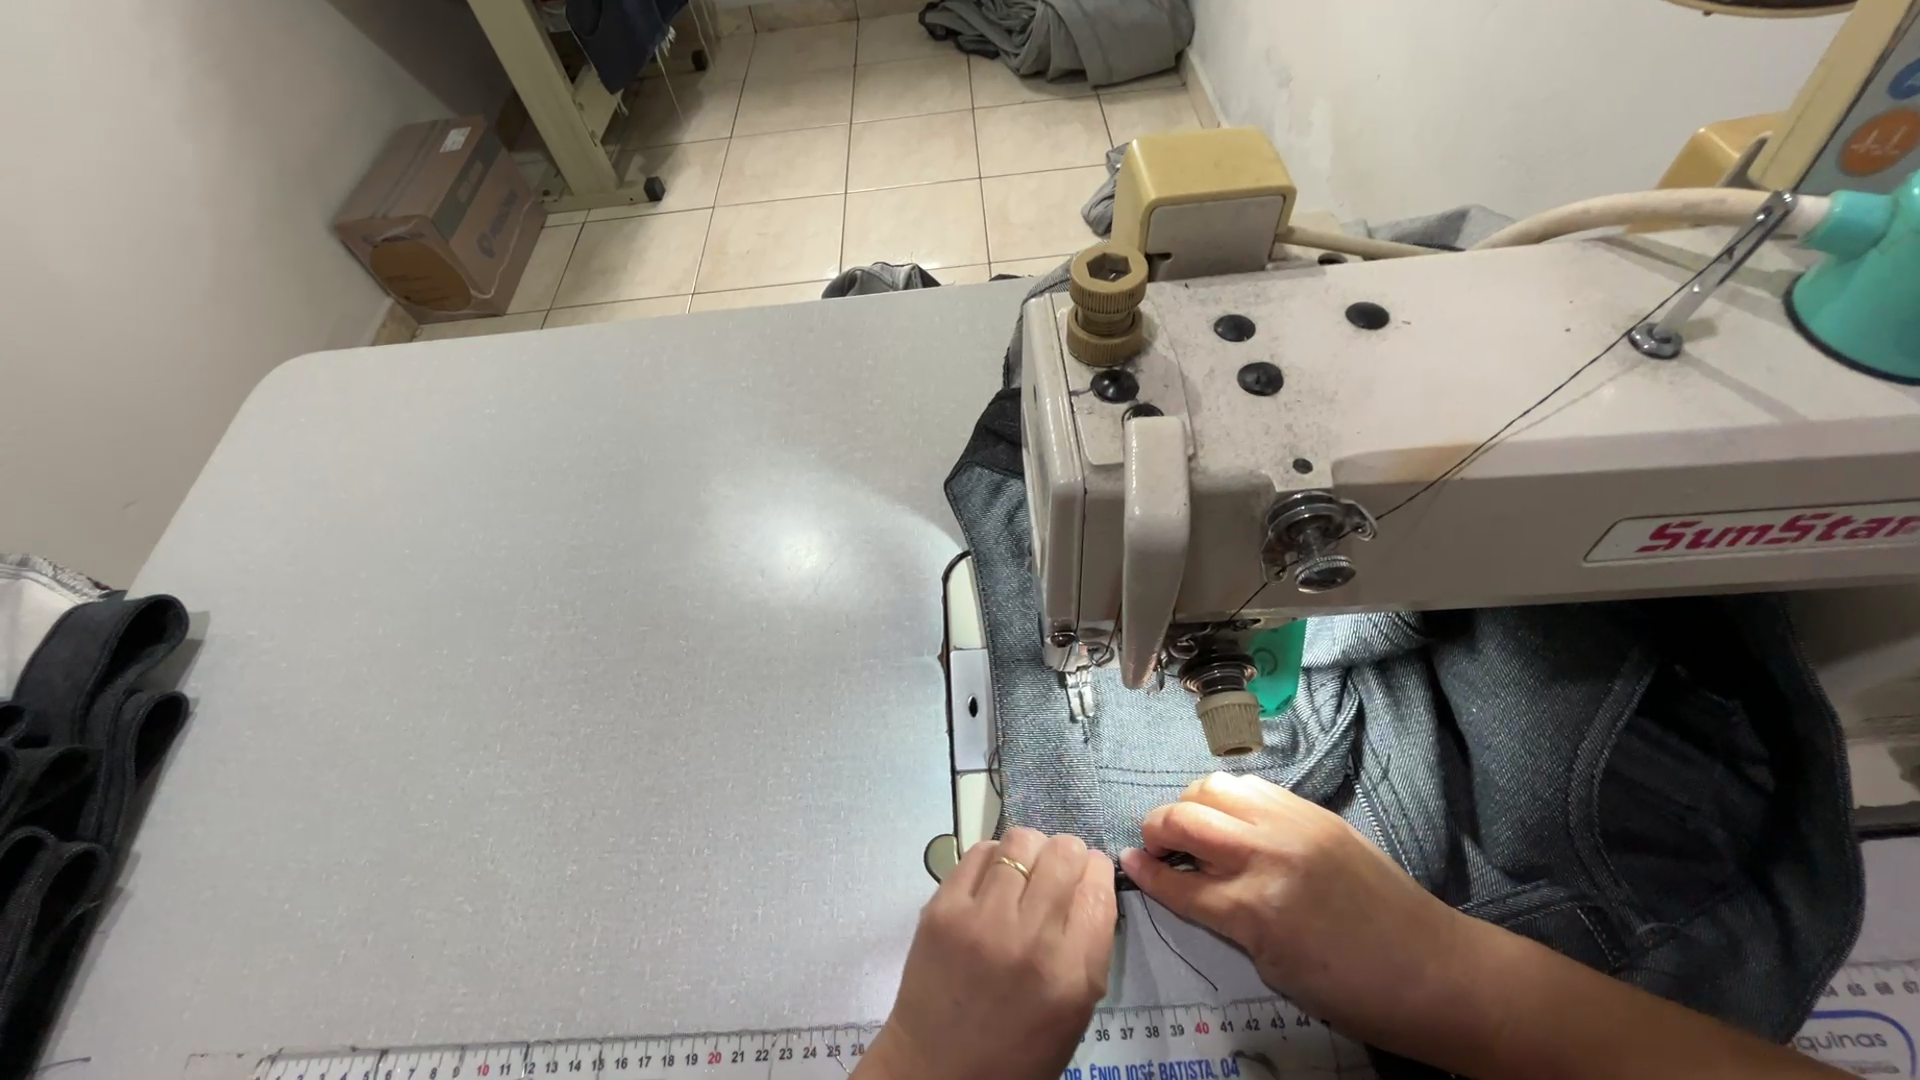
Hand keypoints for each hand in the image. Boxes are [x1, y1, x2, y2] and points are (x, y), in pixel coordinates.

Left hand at [859, 828, 1116, 1079]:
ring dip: (1031, 849)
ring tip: (1025, 869)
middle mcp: (1030, 939)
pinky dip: (994, 856)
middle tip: (1057, 870)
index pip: (1099, 888)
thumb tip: (1090, 882)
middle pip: (1064, 853)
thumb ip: (1089, 944)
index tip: (1090, 875)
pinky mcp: (942, 908)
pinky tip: (994, 877)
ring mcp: (982, 919)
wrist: (939, 1070)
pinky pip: (979, 851)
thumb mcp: (1076, 1008)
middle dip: (1069, 854)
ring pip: (1022, 841)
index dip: (1098, 871)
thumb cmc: (1018, 1049)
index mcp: (1071, 973)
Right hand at [1118, 773, 1474, 1047]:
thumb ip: (1221, 916)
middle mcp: (1266, 855)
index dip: (1145, 872)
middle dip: (1155, 829)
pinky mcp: (1313, 809)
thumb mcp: (1271, 966)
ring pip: (1212, 787)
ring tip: (1193, 828)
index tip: (1129, 862)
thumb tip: (1183, 881)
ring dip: (1189, 805)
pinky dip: (1228, 797)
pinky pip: (1251, 785)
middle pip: (1184, 819)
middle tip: (1156, 846)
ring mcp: (1292, 824)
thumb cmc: (1350, 988)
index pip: (1177, 880)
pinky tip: (1231, 819)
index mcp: (1253, 909)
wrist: (1434, 969)